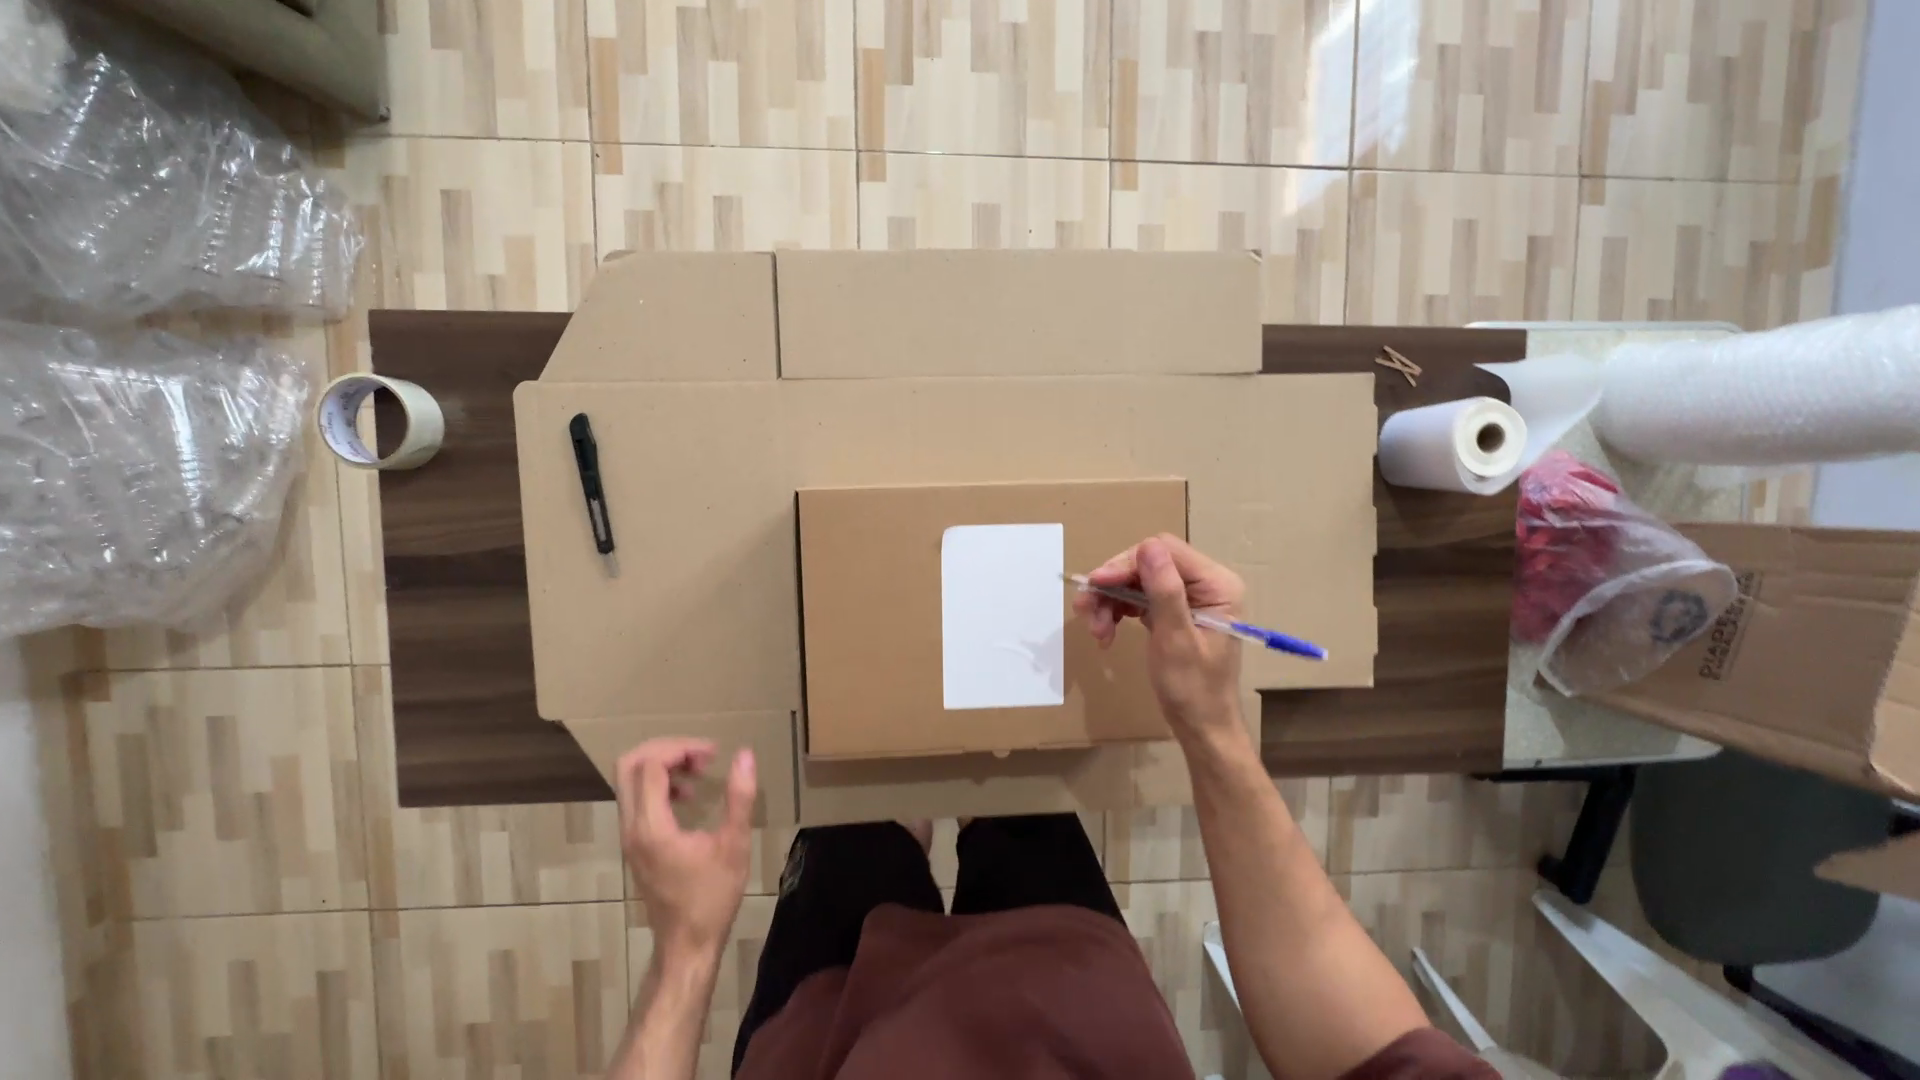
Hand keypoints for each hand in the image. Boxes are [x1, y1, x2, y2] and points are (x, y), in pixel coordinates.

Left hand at [615, 737, 756, 960]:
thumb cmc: (713, 897)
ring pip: (629, 781)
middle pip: (629, 765)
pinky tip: (689, 796)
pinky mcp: (634, 844)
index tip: (713, 753)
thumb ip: (739, 798)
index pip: (650, 766)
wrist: (687, 943)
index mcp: (652, 827)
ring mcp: (629, 837)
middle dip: (665, 749)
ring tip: (699, 770)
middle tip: (701, 756)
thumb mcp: (734, 845)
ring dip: (662, 765)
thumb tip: (745, 756)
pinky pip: (636, 799)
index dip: (681, 749)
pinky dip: (658, 785)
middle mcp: (631, 827)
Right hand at [1073, 533, 1244, 738]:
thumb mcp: (1176, 639)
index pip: (1165, 553)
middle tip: (1085, 610)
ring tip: (1096, 631)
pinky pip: (1138, 600)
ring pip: (1136, 582)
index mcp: (1216, 585)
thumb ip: (1164, 591)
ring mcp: (1187, 598)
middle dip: (1113, 586)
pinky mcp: (1172, 612)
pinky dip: (1117, 613)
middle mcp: (1205, 584)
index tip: (1096, 583)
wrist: (1201, 727)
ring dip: (1110, 602)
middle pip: (1147, 565)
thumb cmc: (1193, 689)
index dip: (1126, 563)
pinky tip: (1105, 634)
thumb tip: (1147, 547)